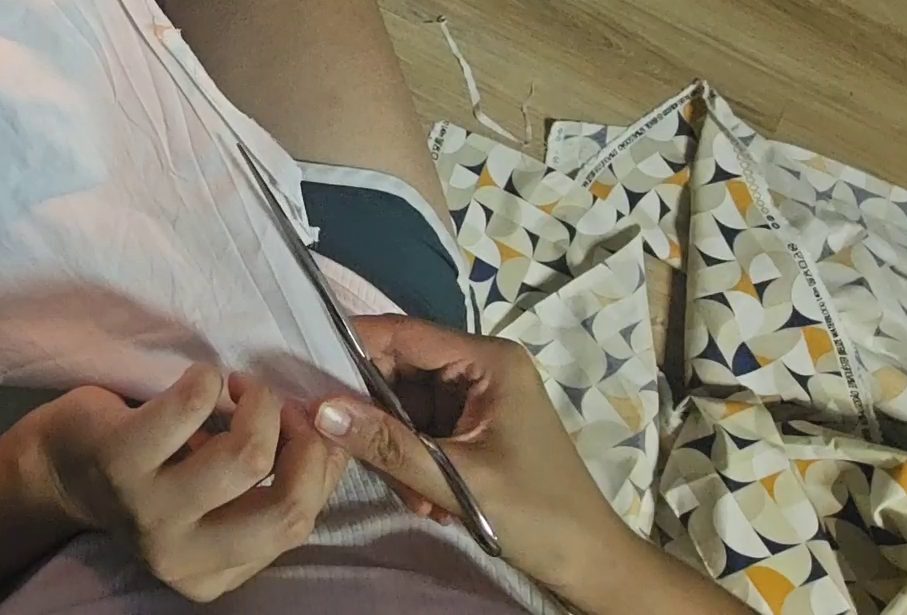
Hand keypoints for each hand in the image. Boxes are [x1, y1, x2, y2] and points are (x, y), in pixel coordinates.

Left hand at [19, 364, 347, 601]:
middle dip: (299, 437)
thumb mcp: (210, 495)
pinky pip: (192, 404)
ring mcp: (151, 508)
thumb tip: (335, 436)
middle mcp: (185, 555)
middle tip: (274, 401)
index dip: (319, 461)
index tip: (306, 418)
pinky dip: (207, 378)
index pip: (300, 522)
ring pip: (247, 456)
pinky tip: (197, 377)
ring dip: (256, 401)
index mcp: (217, 570)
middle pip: (287, 504)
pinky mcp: (122, 457)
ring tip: (236, 385)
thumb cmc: (148, 470)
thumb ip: (265, 482)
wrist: (59, 462)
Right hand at [310, 316, 633, 590]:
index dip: (355, 344)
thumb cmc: (541, 517)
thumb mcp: (458, 481)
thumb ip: (387, 444)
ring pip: (404, 399)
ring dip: (395, 442)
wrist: (598, 573)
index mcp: (488, 360)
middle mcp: (480, 366)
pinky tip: (424, 494)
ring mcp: (476, 394)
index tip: (308, 363)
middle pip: (400, 366)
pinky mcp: (471, 422)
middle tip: (352, 445)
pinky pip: (419, 423)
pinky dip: (411, 455)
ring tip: (411, 491)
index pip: (404, 334)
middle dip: (377, 410)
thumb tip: (320, 409)